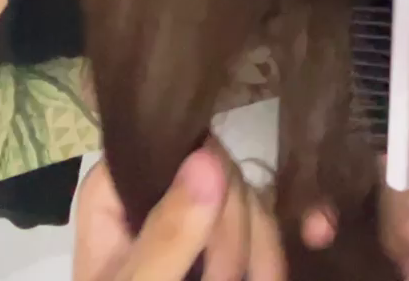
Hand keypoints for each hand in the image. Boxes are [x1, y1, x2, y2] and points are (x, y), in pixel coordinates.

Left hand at [74, 148, 286, 280]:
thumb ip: (169, 235)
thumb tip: (209, 155)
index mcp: (116, 192)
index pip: (172, 145)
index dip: (206, 181)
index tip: (219, 245)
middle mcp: (153, 190)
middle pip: (217, 172)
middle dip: (234, 235)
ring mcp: (190, 216)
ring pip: (247, 199)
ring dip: (263, 250)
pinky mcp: (220, 245)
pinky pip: (263, 223)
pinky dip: (280, 248)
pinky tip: (292, 261)